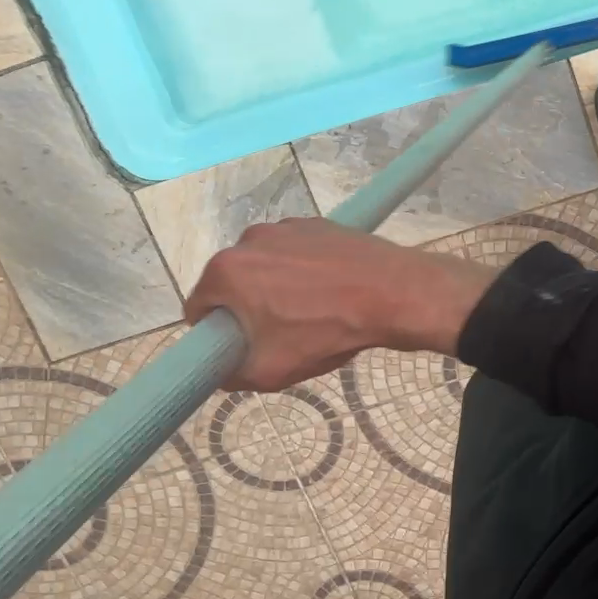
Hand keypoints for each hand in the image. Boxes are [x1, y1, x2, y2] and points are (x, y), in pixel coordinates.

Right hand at [183, 217, 497, 391]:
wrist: (396, 292)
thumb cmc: (328, 331)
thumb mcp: (268, 371)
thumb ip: (229, 374)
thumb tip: (220, 370)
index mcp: (227, 269)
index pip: (201, 308)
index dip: (216, 333)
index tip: (241, 347)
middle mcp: (252, 238)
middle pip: (235, 283)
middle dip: (249, 308)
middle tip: (281, 333)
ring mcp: (290, 226)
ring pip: (268, 267)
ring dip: (278, 287)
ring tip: (312, 312)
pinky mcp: (322, 223)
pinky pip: (299, 253)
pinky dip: (307, 270)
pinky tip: (331, 290)